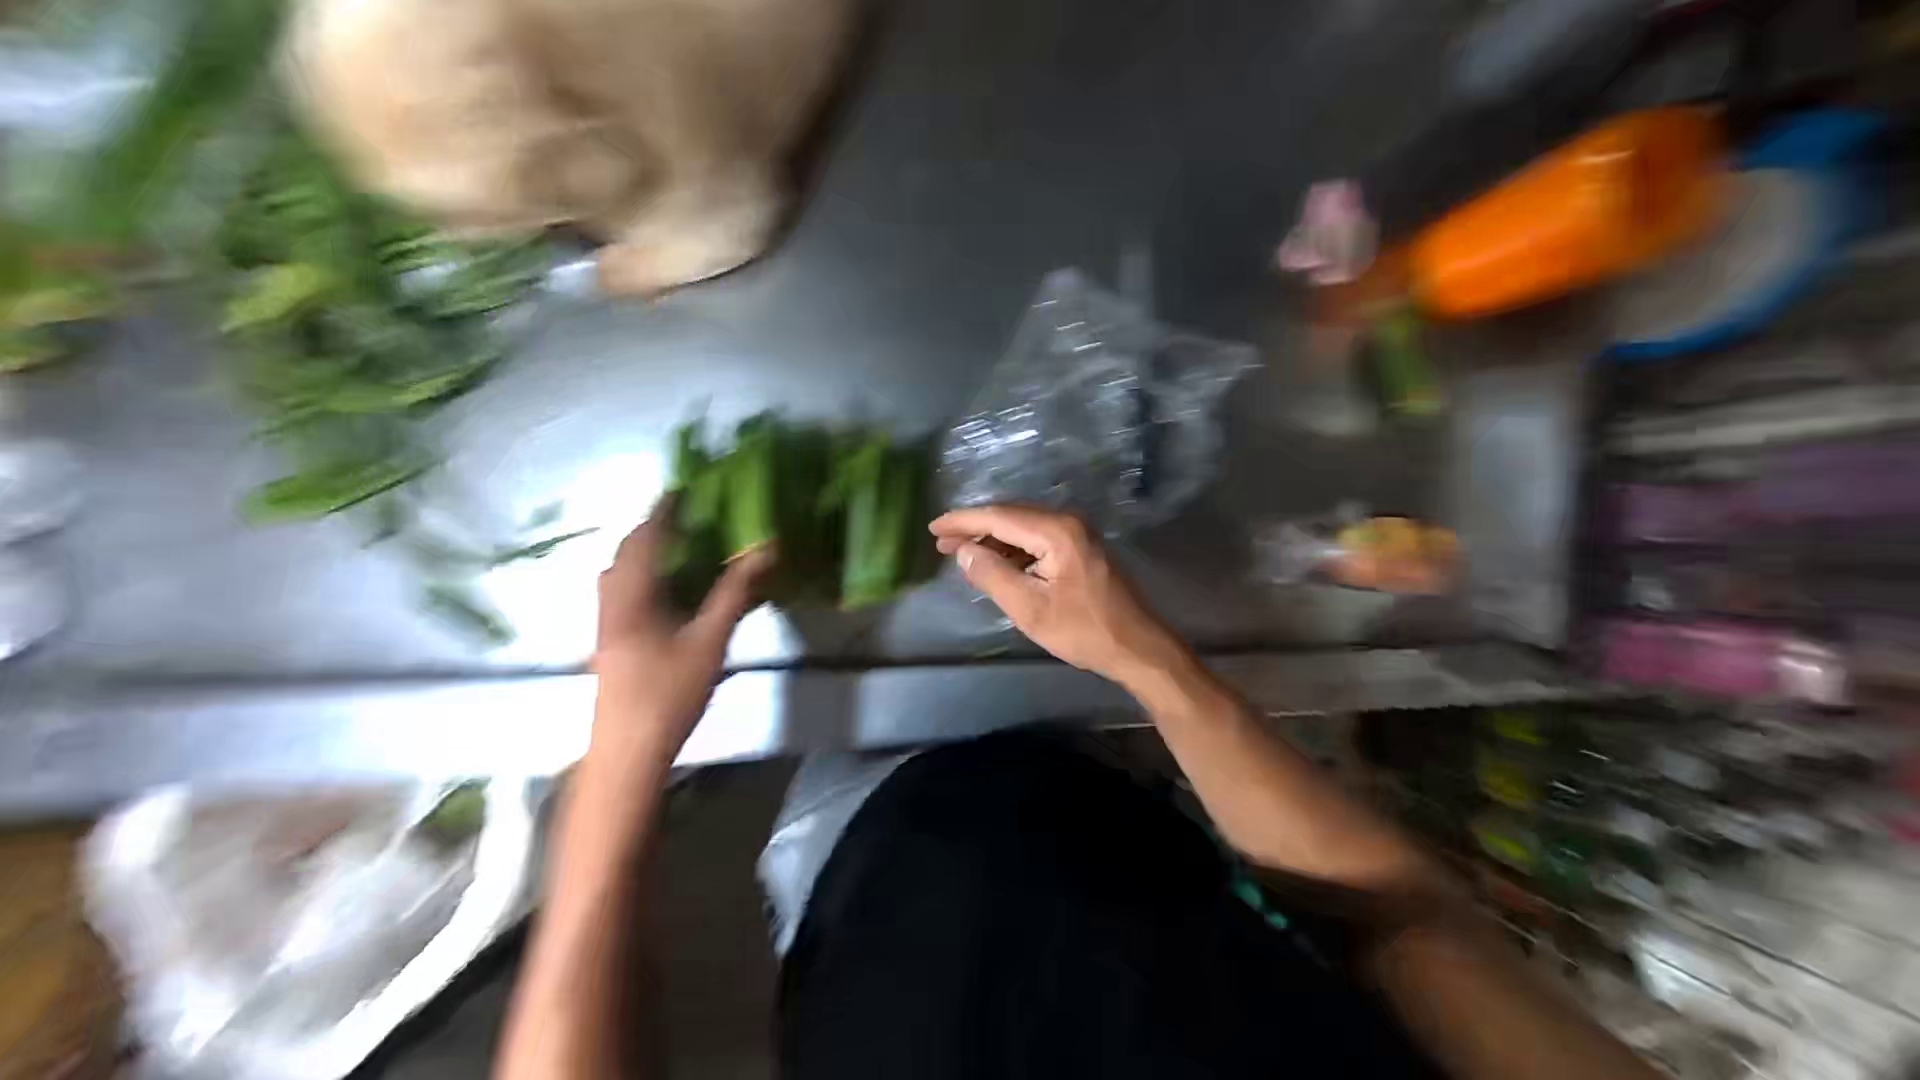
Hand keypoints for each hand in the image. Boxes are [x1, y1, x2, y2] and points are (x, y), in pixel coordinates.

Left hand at [591, 498, 774, 767]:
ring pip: (616, 576)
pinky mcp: (607, 646)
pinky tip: (660, 594)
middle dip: (648, 530)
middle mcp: (610, 605)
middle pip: (623, 554)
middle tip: (680, 518)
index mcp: (631, 597)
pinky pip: (618, 595)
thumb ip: (735, 593)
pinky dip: (637, 578)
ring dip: (639, 555)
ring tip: (671, 549)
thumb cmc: (669, 693)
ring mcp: (604, 627)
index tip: (679, 490)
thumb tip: (765, 550)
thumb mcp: (710, 641)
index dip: (661, 513)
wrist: (628, 752)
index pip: (644, 540)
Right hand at [929, 505, 1186, 686]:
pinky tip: (996, 562)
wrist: (1137, 646)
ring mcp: (1077, 534)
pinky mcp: (1081, 548)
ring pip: (1023, 528)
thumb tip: (964, 552)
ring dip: (992, 539)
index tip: (933, 529)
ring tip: (962, 554)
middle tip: (941, 543)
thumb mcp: (1029, 608)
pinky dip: (1012, 549)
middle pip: (1010, 516)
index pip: (998, 517)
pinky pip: (1037, 539)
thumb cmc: (1083, 630)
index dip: (962, 521)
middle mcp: (1067, 522)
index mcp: (1055, 531)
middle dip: (974, 528)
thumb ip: (993, 575)